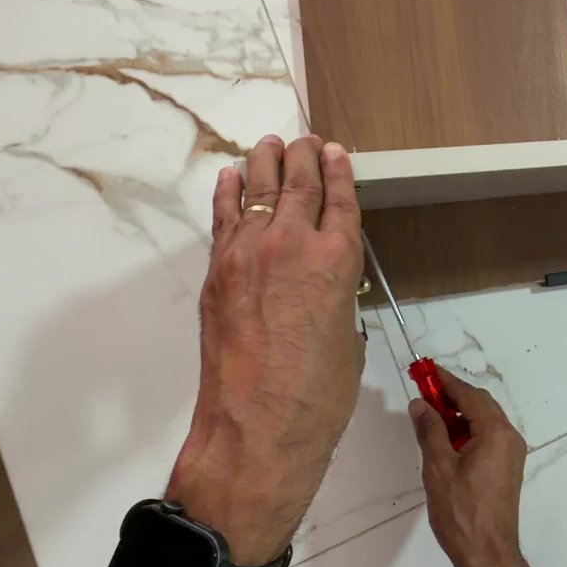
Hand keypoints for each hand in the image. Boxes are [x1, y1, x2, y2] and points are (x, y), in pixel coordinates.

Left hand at [170, 134, 364, 564]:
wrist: (257, 428)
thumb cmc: (319, 394)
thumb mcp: (348, 339)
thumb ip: (339, 302)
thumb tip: (325, 293)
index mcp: (339, 260)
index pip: (342, 199)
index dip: (340, 171)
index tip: (337, 151)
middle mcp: (296, 244)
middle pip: (300, 183)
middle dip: (305, 155)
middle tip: (306, 139)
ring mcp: (250, 253)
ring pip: (261, 191)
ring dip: (267, 162)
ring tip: (271, 142)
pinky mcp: (218, 271)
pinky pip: (226, 218)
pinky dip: (230, 193)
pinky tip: (233, 176)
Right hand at [410, 364, 528, 566]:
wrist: (488, 555)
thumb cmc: (461, 512)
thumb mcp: (439, 468)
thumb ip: (430, 430)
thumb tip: (420, 404)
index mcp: (496, 432)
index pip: (469, 395)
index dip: (445, 381)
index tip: (425, 371)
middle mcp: (510, 436)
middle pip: (480, 404)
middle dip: (452, 396)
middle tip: (424, 394)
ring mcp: (512, 452)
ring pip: (484, 420)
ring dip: (459, 414)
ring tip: (430, 418)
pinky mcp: (508, 467)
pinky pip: (488, 436)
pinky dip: (468, 431)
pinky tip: (447, 441)